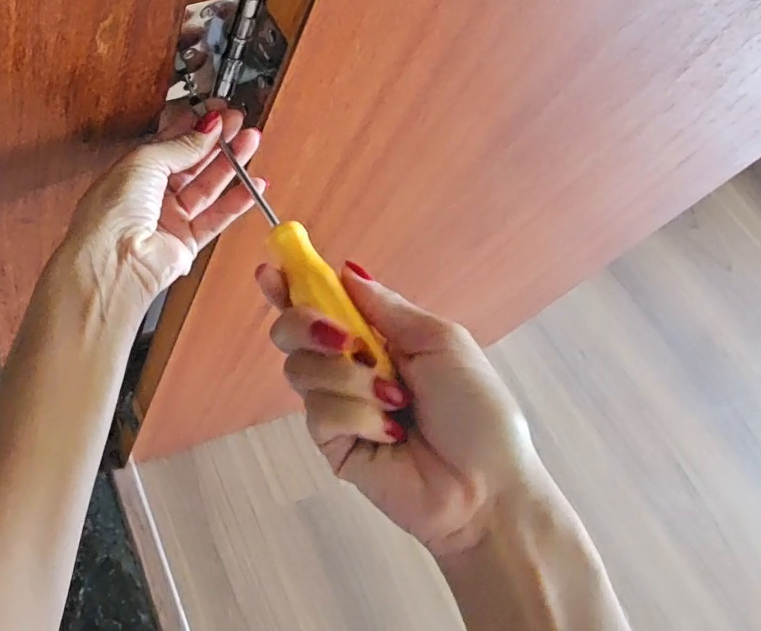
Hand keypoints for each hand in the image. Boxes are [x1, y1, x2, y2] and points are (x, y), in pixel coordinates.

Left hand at [46, 103, 264, 316]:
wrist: (113, 262)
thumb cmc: (111, 214)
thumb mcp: (145, 162)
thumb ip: (180, 145)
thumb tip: (206, 127)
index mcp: (133, 169)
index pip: (170, 141)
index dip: (195, 125)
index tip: (217, 111)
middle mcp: (150, 193)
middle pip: (192, 162)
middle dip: (217, 141)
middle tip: (239, 123)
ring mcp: (168, 218)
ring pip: (207, 187)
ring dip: (231, 165)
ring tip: (251, 142)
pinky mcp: (185, 243)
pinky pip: (216, 218)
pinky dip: (237, 201)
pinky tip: (253, 185)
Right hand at [257, 265, 542, 555]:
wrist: (489, 490)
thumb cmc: (478, 412)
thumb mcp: (441, 342)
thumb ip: (387, 306)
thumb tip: (345, 270)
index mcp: (372, 336)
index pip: (317, 302)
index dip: (288, 285)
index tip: (271, 271)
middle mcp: (346, 365)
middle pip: (289, 330)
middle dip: (307, 325)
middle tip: (344, 340)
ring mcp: (335, 403)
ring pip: (300, 368)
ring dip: (350, 379)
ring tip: (395, 399)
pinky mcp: (330, 441)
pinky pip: (319, 411)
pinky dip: (358, 415)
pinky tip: (390, 432)